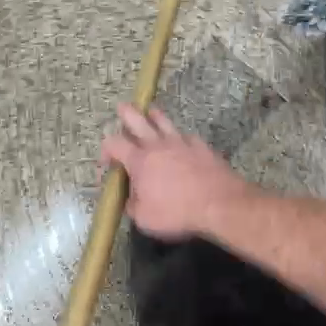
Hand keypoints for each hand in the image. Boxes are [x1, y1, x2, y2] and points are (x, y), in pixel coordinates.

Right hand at [100, 104, 253, 238]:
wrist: (219, 203)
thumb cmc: (177, 212)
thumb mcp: (144, 218)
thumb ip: (133, 205)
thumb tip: (131, 198)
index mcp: (140, 161)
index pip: (114, 144)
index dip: (106, 149)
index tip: (107, 162)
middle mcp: (158, 145)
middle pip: (138, 120)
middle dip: (127, 113)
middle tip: (122, 107)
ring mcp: (182, 142)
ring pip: (164, 121)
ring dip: (155, 115)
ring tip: (151, 111)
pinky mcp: (201, 146)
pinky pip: (186, 136)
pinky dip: (180, 136)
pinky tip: (182, 140)